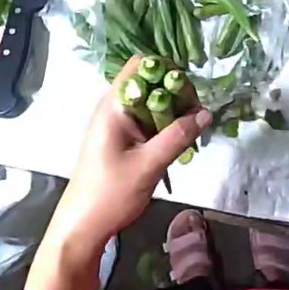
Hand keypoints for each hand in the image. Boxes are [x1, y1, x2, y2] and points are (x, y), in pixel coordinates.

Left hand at [45, 63, 209, 263]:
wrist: (83, 224)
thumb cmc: (110, 193)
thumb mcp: (149, 165)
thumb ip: (177, 136)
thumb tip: (205, 113)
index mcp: (114, 105)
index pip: (142, 65)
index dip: (168, 71)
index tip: (190, 94)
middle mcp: (115, 106)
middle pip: (151, 82)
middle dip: (177, 94)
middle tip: (197, 117)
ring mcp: (118, 122)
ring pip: (152, 103)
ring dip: (174, 113)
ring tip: (193, 132)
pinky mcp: (123, 138)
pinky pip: (149, 121)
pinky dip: (165, 127)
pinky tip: (181, 143)